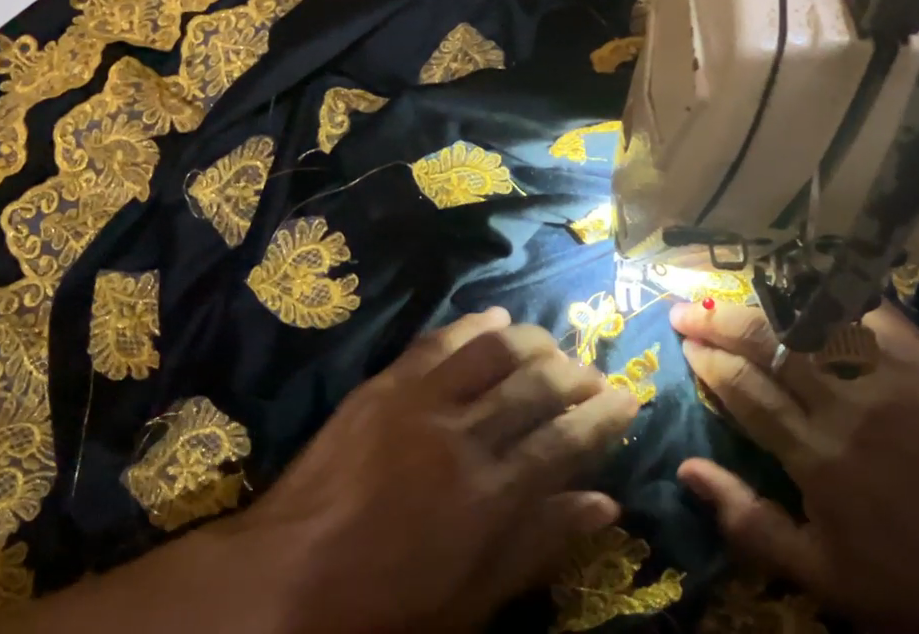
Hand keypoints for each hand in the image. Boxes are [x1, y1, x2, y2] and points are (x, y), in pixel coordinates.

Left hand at [229, 306, 641, 632]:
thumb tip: (605, 503)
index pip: (568, 439)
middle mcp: (464, 435)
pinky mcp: (383, 385)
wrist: (289, 574)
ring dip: (530, 340)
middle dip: (575, 374)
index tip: (629, 398)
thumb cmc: (388, 601)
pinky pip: (437, 341)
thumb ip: (540, 544)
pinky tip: (491, 318)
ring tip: (550, 344)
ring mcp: (419, 402)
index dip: (605, 415)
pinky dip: (470, 325)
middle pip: (536, 385)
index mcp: (493, 495)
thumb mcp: (474, 597)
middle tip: (594, 373)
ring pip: (491, 350)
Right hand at [671, 299, 918, 633]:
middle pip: (768, 342)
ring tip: (735, 296)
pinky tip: (811, 293)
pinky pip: (872, 313)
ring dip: (766, 304)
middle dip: (719, 319)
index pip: (743, 389)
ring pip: (812, 320)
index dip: (707, 361)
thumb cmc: (918, 582)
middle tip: (687, 308)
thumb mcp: (823, 576)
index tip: (683, 343)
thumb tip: (686, 471)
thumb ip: (749, 521)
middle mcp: (847, 404)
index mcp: (816, 455)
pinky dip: (834, 299)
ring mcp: (893, 376)